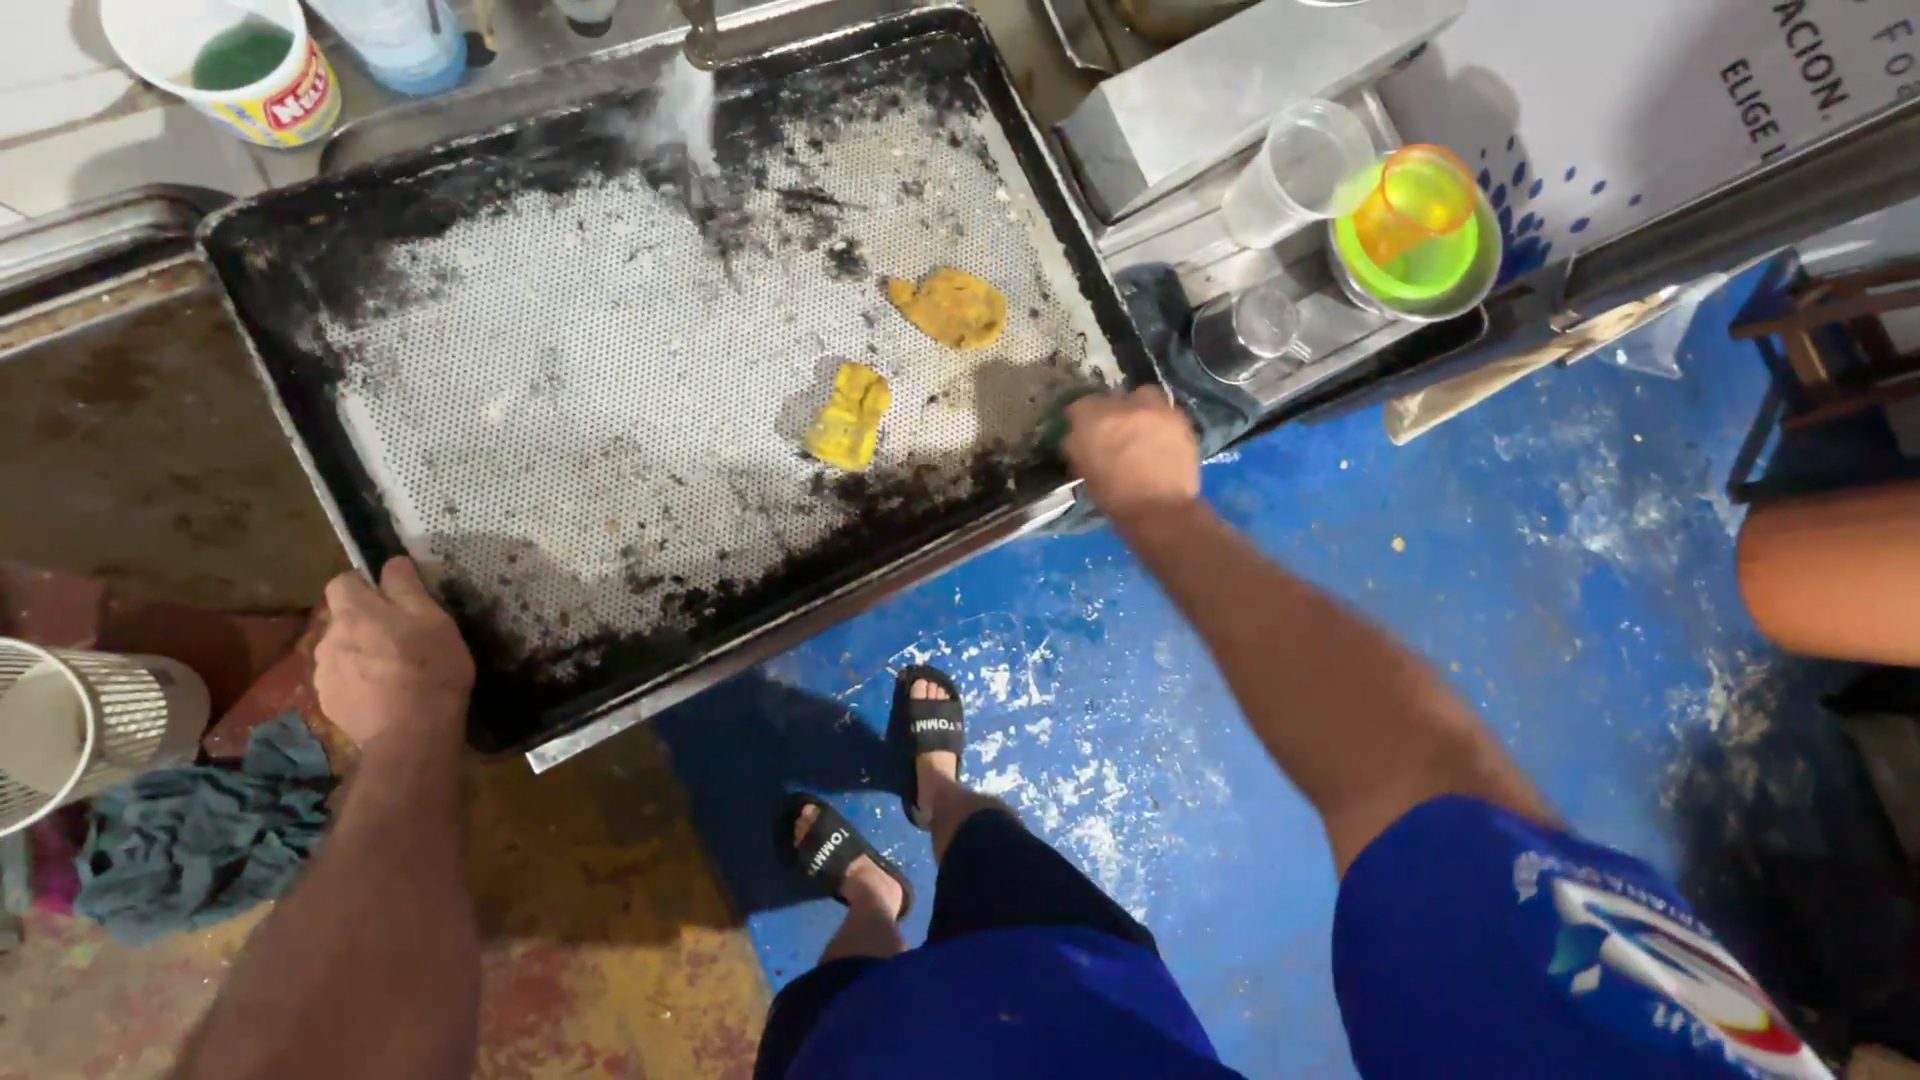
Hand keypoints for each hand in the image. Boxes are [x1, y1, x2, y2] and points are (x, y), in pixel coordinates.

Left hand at [315, 557, 474, 747]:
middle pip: (342, 618)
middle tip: (401, 635)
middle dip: (365, 621)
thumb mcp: (434, 620)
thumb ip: (407, 588)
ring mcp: (324, 672)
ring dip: (361, 651)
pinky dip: (358, 679)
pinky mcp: (328, 701)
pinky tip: (384, 692)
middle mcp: (328, 638)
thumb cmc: (430, 668)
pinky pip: (341, 678)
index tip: (390, 595)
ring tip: (394, 668)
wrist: (411, 732)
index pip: (342, 581)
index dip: (364, 583)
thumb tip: (392, 561)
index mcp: (354, 613)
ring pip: (341, 649)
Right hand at [1063, 386, 1199, 523]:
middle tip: (1117, 434)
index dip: (1082, 420)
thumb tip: (1078, 437)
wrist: (1160, 511)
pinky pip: (1167, 414)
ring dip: (1141, 412)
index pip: (1080, 406)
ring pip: (1145, 398)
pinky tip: (1162, 443)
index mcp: (1093, 419)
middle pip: (1115, 398)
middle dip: (1114, 412)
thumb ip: (1079, 446)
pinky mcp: (1182, 421)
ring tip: (1143, 435)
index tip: (1085, 433)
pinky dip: (1163, 425)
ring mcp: (1157, 410)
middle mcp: (1125, 405)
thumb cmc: (1114, 498)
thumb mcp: (1085, 472)